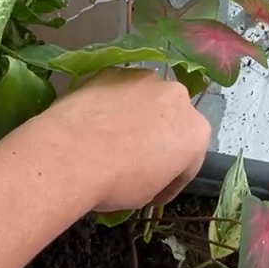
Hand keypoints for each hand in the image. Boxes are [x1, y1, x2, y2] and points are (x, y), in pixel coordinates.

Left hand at [32, 69, 210, 211]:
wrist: (72, 155)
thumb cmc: (118, 183)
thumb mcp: (145, 195)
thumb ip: (155, 178)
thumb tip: (141, 176)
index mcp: (196, 133)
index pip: (188, 164)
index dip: (170, 184)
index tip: (153, 196)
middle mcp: (178, 97)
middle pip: (169, 123)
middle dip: (156, 141)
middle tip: (134, 164)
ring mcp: (144, 79)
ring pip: (144, 102)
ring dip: (134, 119)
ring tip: (110, 142)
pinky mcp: (111, 71)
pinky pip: (116, 93)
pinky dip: (109, 107)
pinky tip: (92, 126)